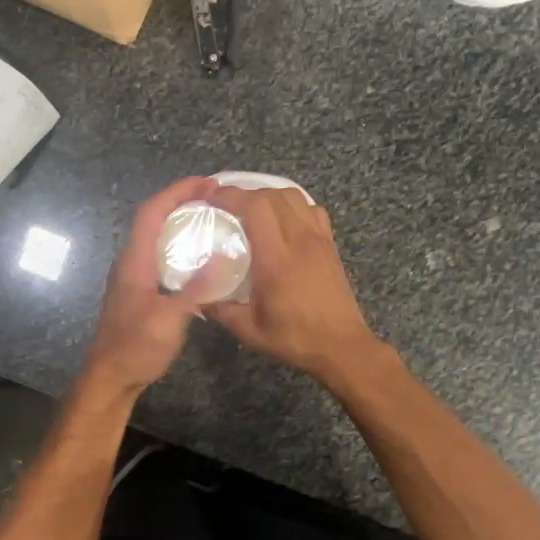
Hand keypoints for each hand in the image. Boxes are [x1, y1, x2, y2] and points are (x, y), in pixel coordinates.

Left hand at [79, 176, 225, 397]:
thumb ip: (197, 288)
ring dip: (180, 225)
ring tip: (212, 222)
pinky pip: (159, 257)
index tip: (207, 183)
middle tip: (216, 199)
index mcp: (135, 262)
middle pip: (153, 220)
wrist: (110, 377)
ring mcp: (132, 278)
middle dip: (182, 203)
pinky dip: (179, 248)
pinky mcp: (138, 293)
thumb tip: (224, 258)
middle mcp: (130, 263)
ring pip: (156, 239)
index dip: (177, 192)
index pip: (152, 212)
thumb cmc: (136, 347)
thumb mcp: (171, 318)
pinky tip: (200, 260)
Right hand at [204, 187, 379, 383]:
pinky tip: (283, 220)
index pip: (254, 207)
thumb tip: (198, 297)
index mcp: (276, 259)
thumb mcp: (250, 330)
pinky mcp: (330, 245)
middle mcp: (300, 241)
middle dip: (245, 192)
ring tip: (252, 209)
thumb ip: (221, 310)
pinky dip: (294, 205)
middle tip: (226, 205)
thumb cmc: (295, 339)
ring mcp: (319, 240)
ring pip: (294, 197)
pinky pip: (312, 210)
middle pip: (272, 195)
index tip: (210, 198)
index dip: (230, 195)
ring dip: (269, 195)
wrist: (342, 346)